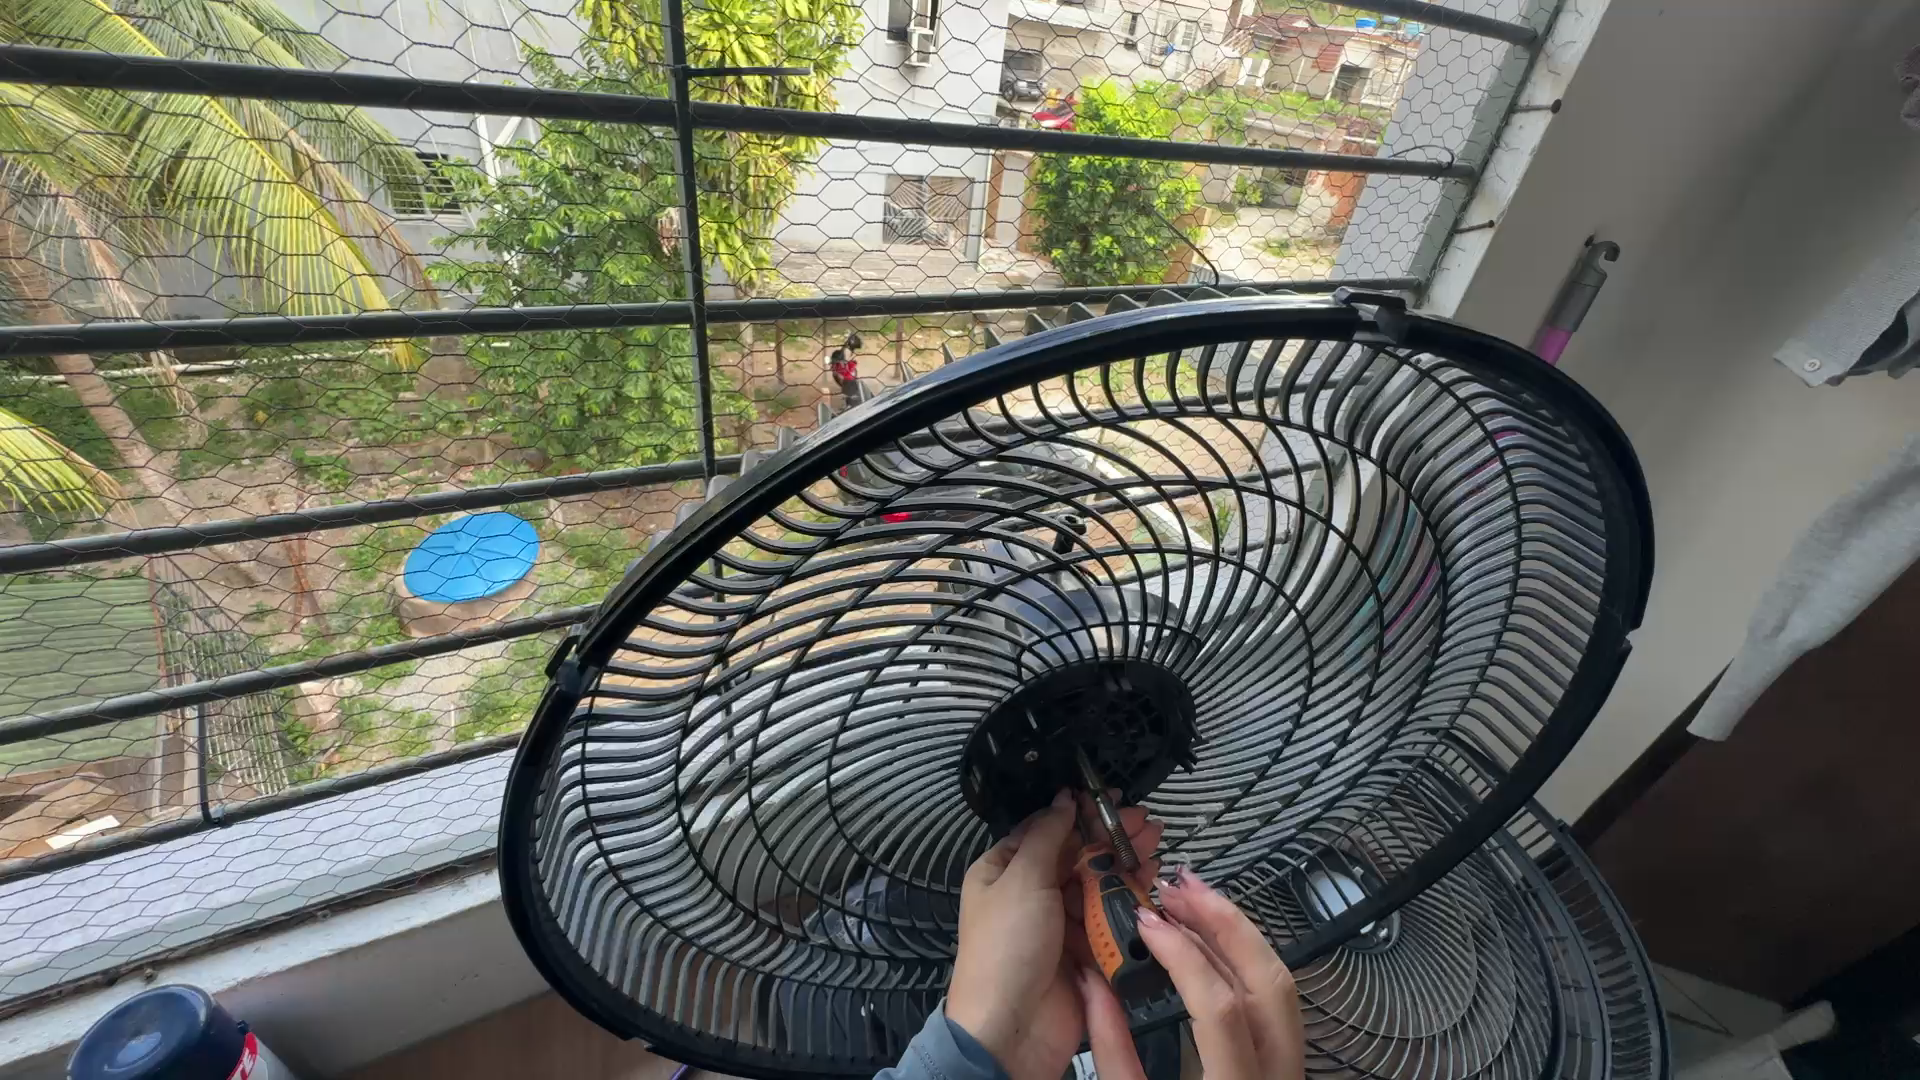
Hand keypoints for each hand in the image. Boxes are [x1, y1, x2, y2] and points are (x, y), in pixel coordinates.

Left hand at [947, 791, 1165, 1079]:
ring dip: (1124, 860)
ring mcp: (1058, 922)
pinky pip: (1108, 915)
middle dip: (1108, 834)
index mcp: (1002, 869)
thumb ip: (1048, 835)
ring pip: (1095, 882)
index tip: (1109, 797)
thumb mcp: (1022, 879)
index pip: (1043, 829)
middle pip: (1075, 853)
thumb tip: (1064, 796)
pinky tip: (1151, 875)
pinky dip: (1130, 896)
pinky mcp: (1084, 950)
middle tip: (1143, 818)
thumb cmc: (1007, 944)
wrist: (1012, 1030)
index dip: (1076, 812)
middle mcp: (1029, 891)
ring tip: (1155, 838)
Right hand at [1075, 866, 1304, 1079]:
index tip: (1144, 920)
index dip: (1183, 955)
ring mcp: (1292, 1073)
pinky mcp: (1288, 1066)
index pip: (1221, 1008)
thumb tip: (1090, 978)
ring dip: (1234, 930)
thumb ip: (1111, 1051)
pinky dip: (1240, 957)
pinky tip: (1206, 938)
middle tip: (1175, 887)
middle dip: (1223, 922)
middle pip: (1269, 983)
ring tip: (1189, 897)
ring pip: (1280, 984)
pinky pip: (1273, 999)